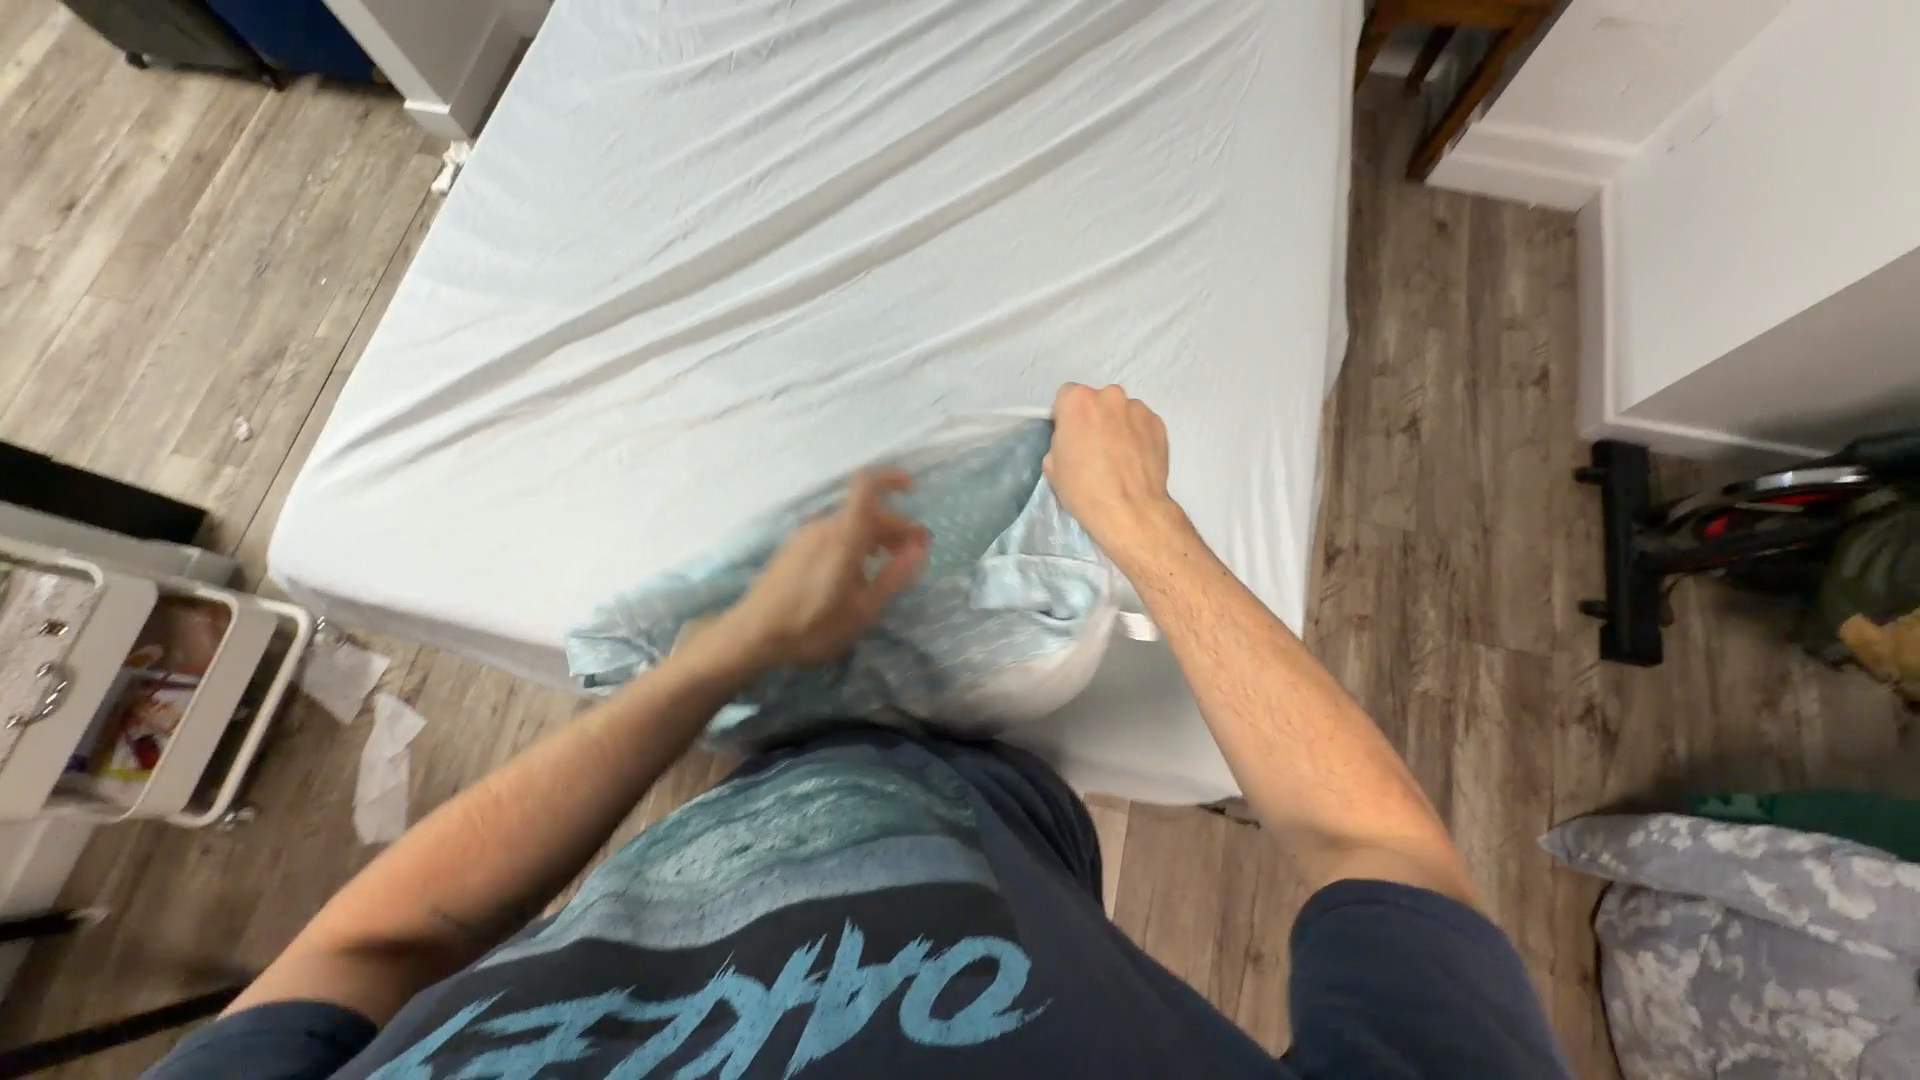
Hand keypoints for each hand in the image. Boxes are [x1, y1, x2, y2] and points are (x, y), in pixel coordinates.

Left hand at [704, 468, 928, 673]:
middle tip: (913, 553)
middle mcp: (824, 527)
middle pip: (866, 511)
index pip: (868, 486)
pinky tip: (856, 574)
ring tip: (888, 566)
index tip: (912, 491)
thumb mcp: (863, 609)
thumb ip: (894, 576)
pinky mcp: (794, 548)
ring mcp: (806, 536)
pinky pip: (832, 535)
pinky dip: (854, 543)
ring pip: (849, 524)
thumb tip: (920, 549)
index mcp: (845, 536)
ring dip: (875, 537)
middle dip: (895, 526)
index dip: (892, 479)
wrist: (753, 634)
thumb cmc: (812, 625)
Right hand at [1044, 384, 1184, 560]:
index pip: (1066, 396)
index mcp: (1078, 401)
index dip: (1066, 416)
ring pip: (1121, 411)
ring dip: (1117, 425)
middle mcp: (1110, 395)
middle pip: (1096, 400)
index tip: (1070, 436)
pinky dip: (1137, 435)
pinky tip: (1134, 459)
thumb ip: (1061, 439)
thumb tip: (1073, 438)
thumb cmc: (1084, 489)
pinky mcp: (1159, 424)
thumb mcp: (1052, 465)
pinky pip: (1141, 424)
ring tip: (1118, 456)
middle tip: (1093, 447)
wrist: (1131, 511)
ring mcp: (1138, 408)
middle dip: (1094, 418)